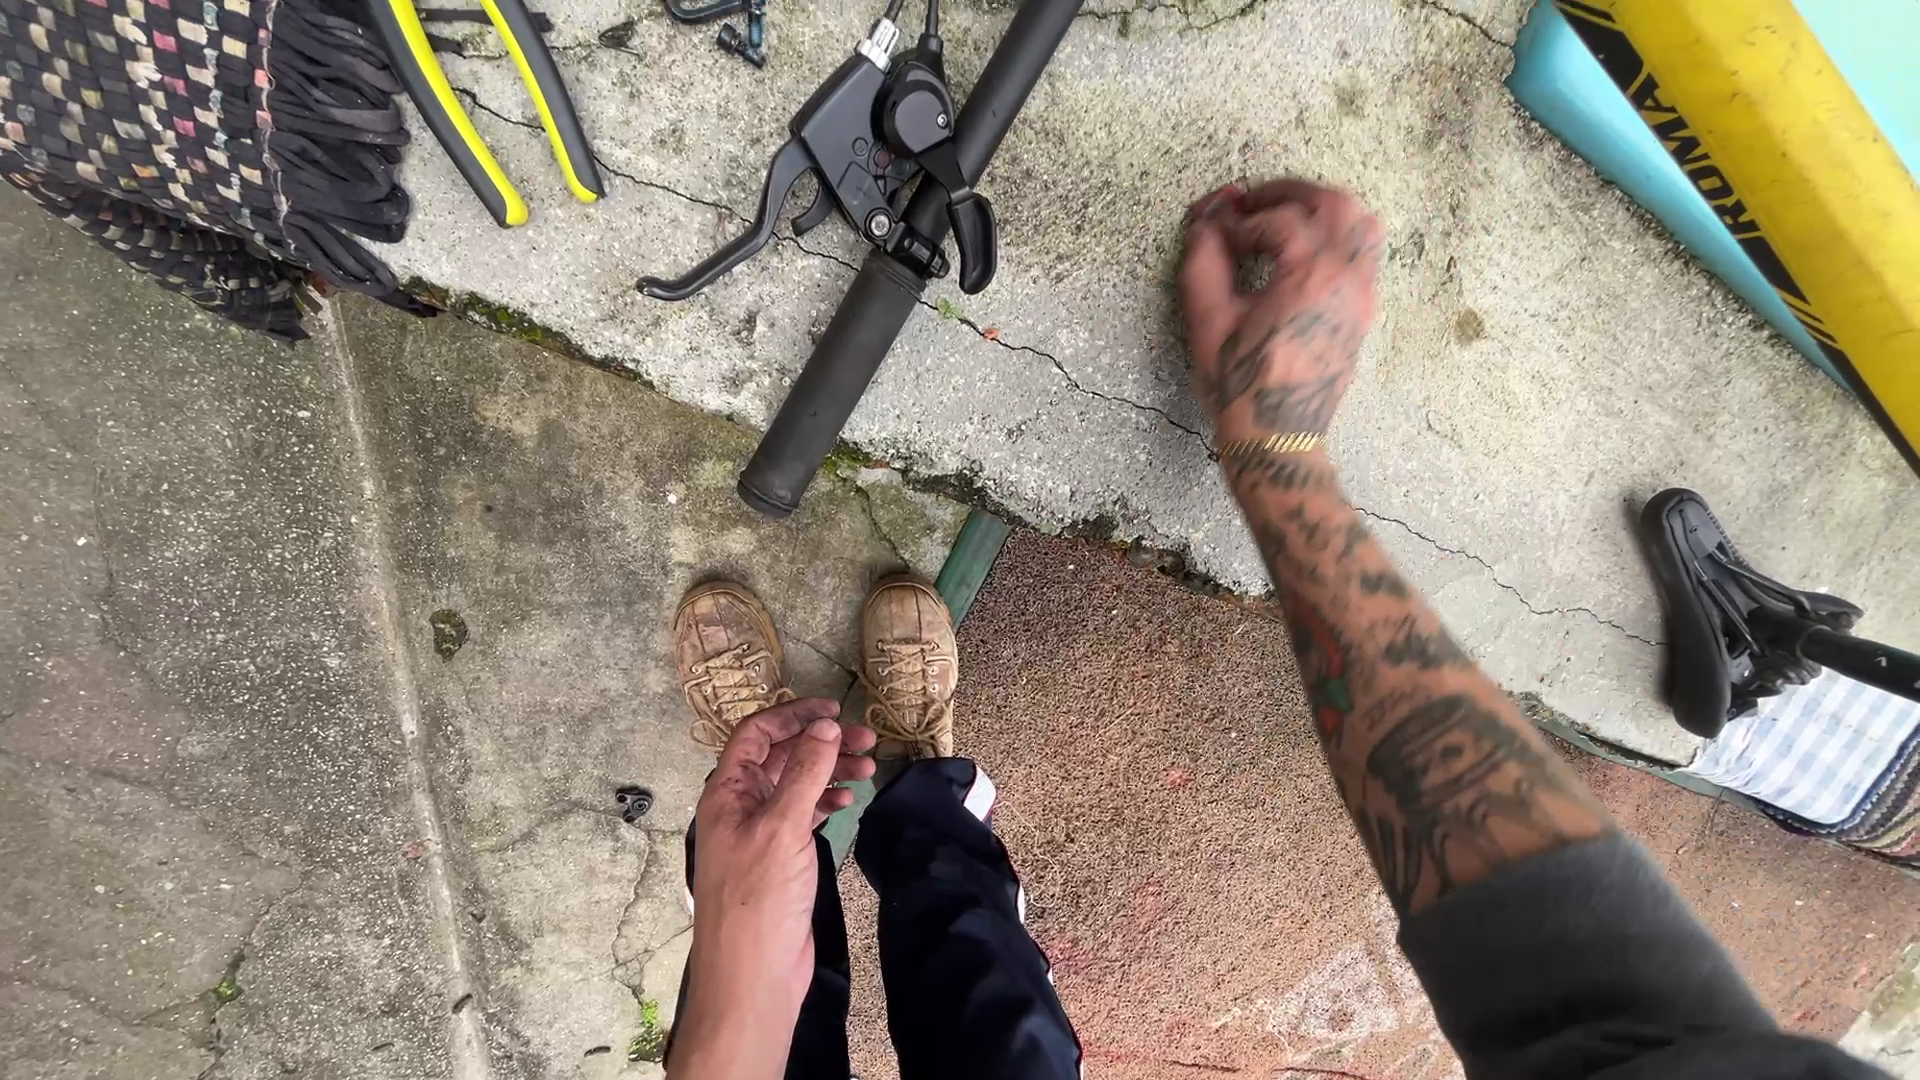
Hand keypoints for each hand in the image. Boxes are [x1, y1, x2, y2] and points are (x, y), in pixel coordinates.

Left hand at [671, 700, 875, 1079]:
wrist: (753, 976)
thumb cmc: (760, 898)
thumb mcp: (783, 826)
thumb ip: (805, 772)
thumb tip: (824, 726)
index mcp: (728, 791)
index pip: (757, 733)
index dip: (794, 715)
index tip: (835, 710)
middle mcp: (741, 804)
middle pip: (783, 755)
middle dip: (823, 743)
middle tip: (867, 741)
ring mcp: (761, 829)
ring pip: (798, 782)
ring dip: (831, 770)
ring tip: (869, 769)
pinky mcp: (780, 853)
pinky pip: (804, 811)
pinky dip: (826, 799)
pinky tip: (847, 800)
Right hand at [1178, 179, 1384, 443]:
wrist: (1276, 436)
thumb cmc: (1240, 387)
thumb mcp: (1208, 324)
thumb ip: (1203, 264)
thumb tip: (1205, 226)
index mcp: (1312, 276)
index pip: (1280, 220)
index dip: (1242, 220)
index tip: (1216, 232)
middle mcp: (1349, 278)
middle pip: (1334, 203)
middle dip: (1289, 194)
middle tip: (1250, 203)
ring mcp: (1364, 295)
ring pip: (1360, 223)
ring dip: (1320, 210)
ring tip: (1280, 220)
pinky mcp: (1363, 312)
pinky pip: (1364, 254)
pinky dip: (1335, 237)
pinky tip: (1300, 254)